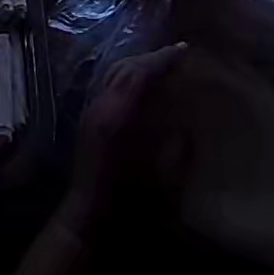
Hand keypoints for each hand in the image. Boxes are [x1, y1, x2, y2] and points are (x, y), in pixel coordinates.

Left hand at [57, 42, 186, 234]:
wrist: (86, 224)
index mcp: (117, 117)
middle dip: (150, 57)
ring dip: (137, 64)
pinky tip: (141, 85)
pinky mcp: (88, 120)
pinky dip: (127, 76)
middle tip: (176, 54)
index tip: (184, 50)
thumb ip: (177, 153)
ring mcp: (90, 111)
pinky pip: (108, 84)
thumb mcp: (163, 185)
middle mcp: (100, 106)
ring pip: (113, 73)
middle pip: (124, 67)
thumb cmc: (127, 209)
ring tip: (162, 65)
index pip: (139, 73)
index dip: (162, 59)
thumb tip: (187, 128)